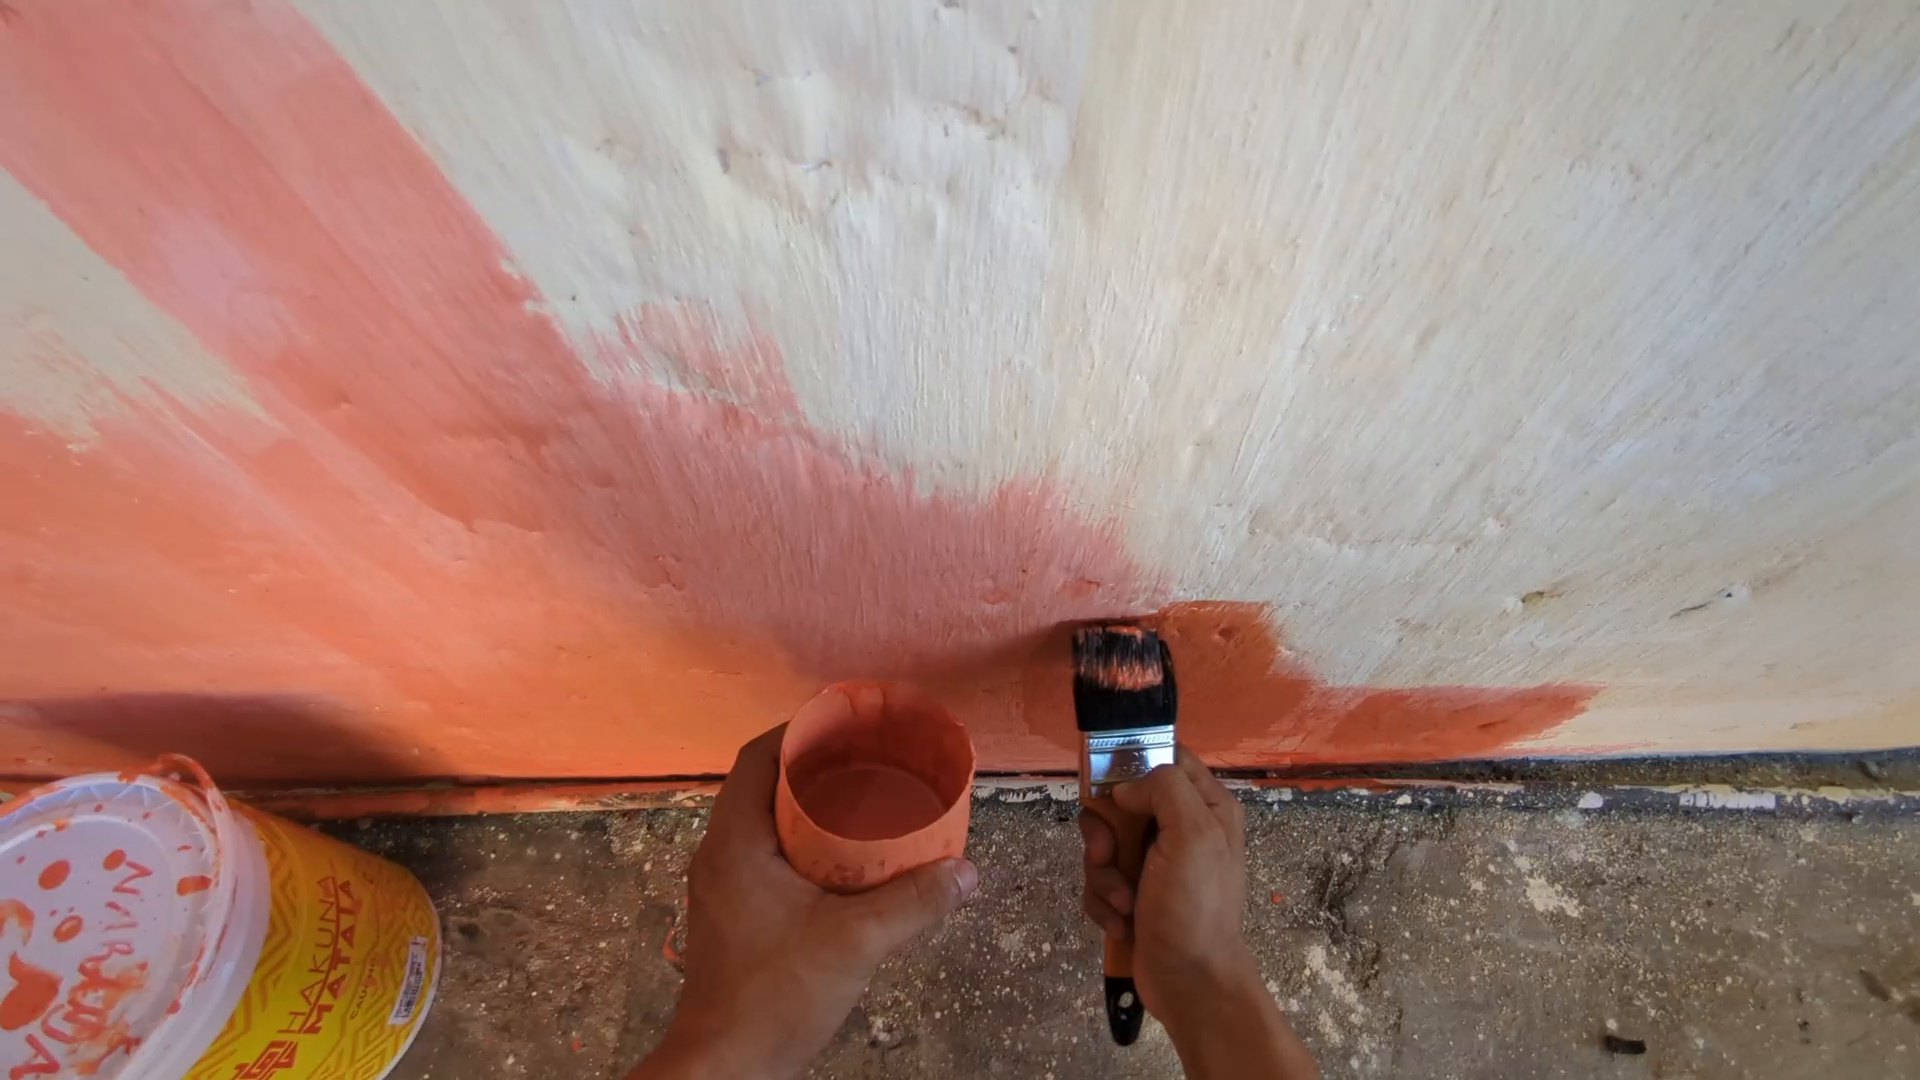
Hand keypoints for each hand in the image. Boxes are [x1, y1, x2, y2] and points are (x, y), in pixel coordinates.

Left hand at [631, 725, 978, 1079]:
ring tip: (857, 794)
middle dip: (809, 762)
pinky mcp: (730, 908)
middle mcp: (719, 851)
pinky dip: (798, 834)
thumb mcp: (854, 942)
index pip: (756, 757)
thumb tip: (968, 872)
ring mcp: (721, 882)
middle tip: (863, 756)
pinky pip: (762, 847)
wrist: (724, 1071)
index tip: (843, 723)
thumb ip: (913, 903)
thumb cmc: (776, 994)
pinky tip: (838, 852)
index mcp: (734, 841)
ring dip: (803, 799)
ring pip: (760, 816)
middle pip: (760, 781)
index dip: (797, 730)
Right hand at [1080, 747, 1318, 1078]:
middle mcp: (1178, 825)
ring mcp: (1153, 860)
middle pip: (1119, 799)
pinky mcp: (1132, 890)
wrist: (1191, 984)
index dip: (1134, 763)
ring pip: (1102, 840)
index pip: (1164, 754)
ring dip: (1103, 874)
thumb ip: (1163, 788)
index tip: (1115, 787)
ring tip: (1123, 903)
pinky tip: (1122, 921)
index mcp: (1205, 804)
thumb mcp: (1193, 834)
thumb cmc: (1196, 906)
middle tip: (1109, 855)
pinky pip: (1099, 877)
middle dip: (1105, 832)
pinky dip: (1103, 900)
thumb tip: (1123, 789)